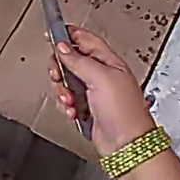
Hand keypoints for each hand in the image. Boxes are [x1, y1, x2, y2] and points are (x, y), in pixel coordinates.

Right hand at [49, 25, 156, 155]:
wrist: (127, 145)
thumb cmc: (124, 112)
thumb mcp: (101, 78)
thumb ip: (79, 60)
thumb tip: (62, 46)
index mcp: (108, 61)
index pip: (84, 39)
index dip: (68, 35)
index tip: (52, 35)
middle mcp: (101, 74)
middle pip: (70, 60)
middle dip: (60, 67)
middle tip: (58, 74)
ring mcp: (93, 91)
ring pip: (66, 81)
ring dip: (62, 89)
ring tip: (69, 98)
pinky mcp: (86, 107)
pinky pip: (67, 99)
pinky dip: (66, 104)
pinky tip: (72, 109)